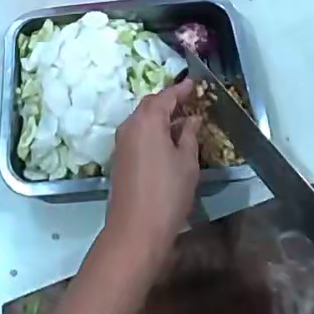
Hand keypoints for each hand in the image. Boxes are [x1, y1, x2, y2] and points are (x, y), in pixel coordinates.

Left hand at [102, 81, 201, 267]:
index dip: (181, 89)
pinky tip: (167, 141)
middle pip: (150, 105)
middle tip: (190, 102)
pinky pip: (137, 133)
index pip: (165, 96)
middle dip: (169, 101)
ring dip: (160, 117)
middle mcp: (130, 125)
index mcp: (147, 120)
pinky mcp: (119, 157)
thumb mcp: (187, 162)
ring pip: (142, 119)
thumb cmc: (167, 193)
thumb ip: (189, 135)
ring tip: (182, 121)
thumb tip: (191, 119)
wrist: (135, 230)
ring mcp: (121, 141)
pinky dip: (152, 130)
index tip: (194, 84)